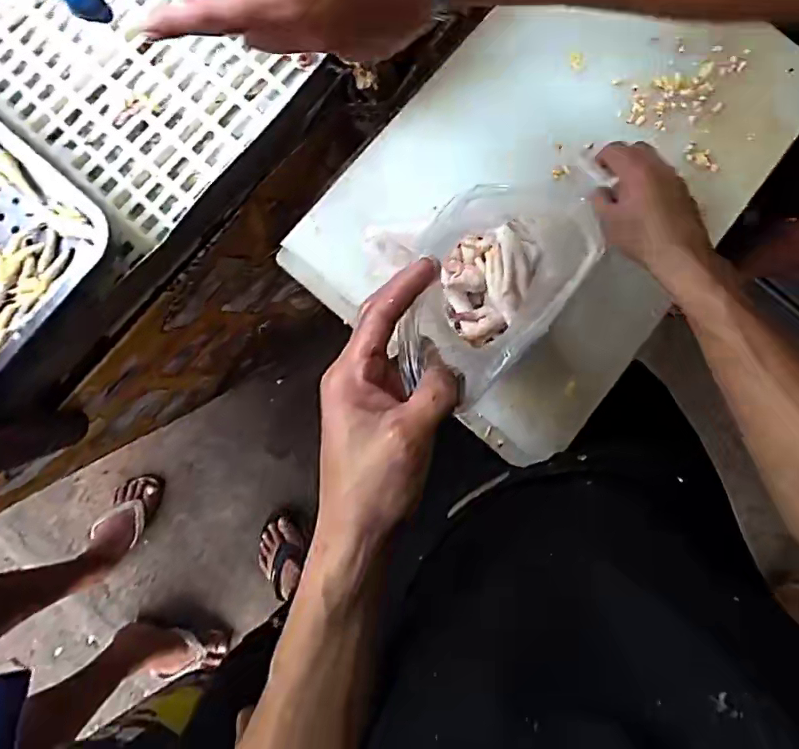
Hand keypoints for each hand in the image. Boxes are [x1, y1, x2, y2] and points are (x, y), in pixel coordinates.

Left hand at [141, 0, 433, 61]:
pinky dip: (326, 17)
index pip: (217, 15)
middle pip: (254, 31)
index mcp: (284, 1)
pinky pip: (328, 37)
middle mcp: (307, 37)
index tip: (146, 29)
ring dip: (287, 11)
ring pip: (291, 36)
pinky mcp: (367, 50)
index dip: (177, 20)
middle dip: (250, 5)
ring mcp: (340, 48)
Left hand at [316, 258, 459, 554]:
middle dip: (404, 298)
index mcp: (348, 373)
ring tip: (442, 305)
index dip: (403, 287)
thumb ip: (435, 391)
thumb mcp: (410, 433)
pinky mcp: (376, 413)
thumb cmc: (374, 483)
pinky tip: (441, 355)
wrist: (356, 534)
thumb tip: (450, 366)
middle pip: (377, 325)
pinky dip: (419, 360)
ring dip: (413, 328)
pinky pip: (399, 374)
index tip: (429, 264)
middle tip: (438, 275)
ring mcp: (362, 395)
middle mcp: (351, 376)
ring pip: (390, 349)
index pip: (376, 316)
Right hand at [591, 142, 721, 285]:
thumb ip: (600, 199)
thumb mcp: (609, 220)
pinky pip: (664, 175)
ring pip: (653, 160)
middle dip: (621, 157)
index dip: (601, 158)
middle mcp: (657, 166)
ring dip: (638, 167)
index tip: (596, 173)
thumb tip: (602, 189)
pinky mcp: (685, 190)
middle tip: (611, 176)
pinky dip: (651, 178)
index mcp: (635, 169)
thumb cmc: (640, 237)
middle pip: (636, 148)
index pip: (614, 149)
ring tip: (628, 190)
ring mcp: (674, 177)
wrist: (682, 256)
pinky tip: (647, 201)